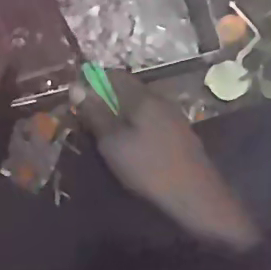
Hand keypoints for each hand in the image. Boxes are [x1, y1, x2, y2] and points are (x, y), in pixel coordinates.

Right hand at [69, 71, 260, 249]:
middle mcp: (161, 99)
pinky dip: (137, 125)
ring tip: (108, 135)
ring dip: (122, 114)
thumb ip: (95, 113)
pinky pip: (152, 119)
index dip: (93, 81)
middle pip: (128, 89)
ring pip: (141, 106)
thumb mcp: (112, 142)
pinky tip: (133, 145)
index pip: (114, 74)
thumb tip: (76, 88)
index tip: (79, 99)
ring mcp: (174, 116)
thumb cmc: (147, 167)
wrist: (194, 195)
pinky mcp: (181, 134)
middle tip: (90, 120)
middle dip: (107, 99)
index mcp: (143, 96)